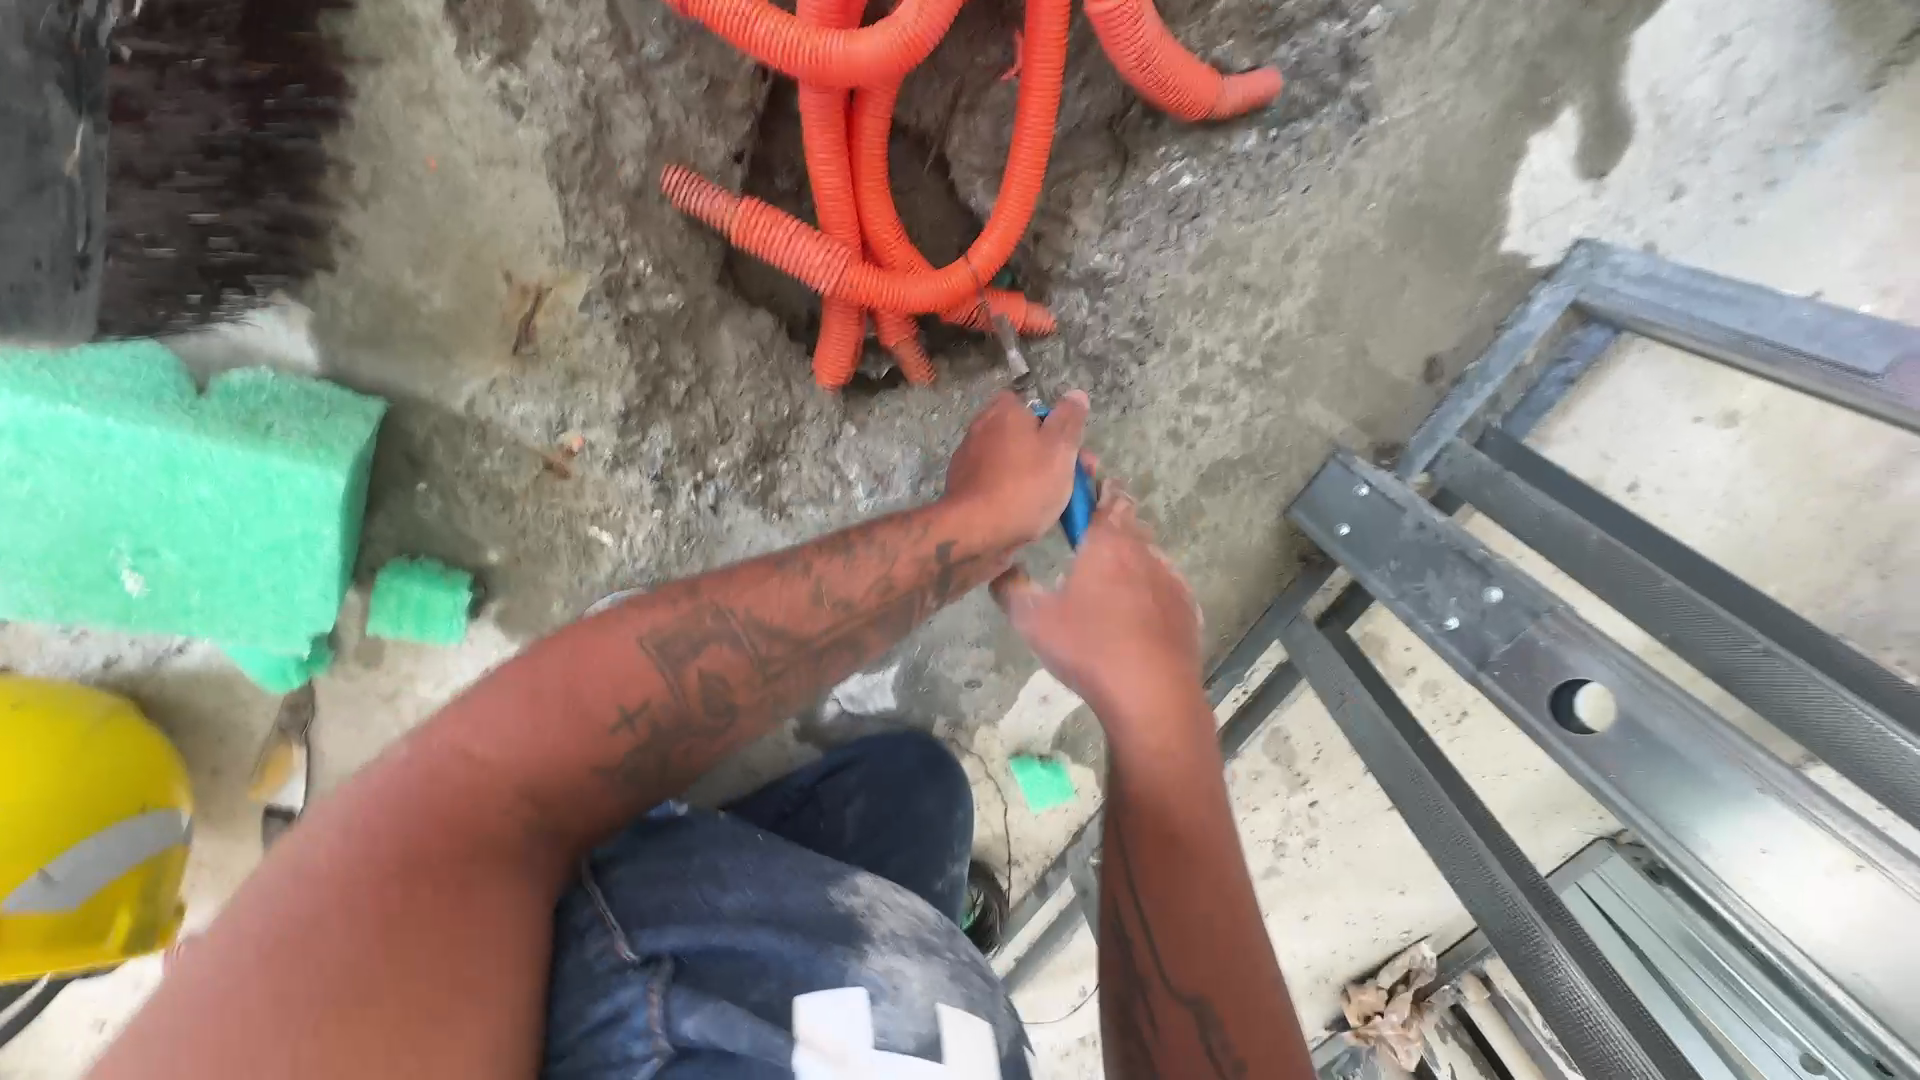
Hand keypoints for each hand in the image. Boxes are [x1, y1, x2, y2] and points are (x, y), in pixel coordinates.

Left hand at [942, 389, 1090, 547]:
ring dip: (1034, 477)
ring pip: (1013, 463)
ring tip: (1058, 503)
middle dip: (1052, 456)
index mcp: (1003, 413)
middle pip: (1024, 437)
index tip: (1071, 448)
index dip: (1054, 425)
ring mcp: (969, 461)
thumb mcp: (1059, 448)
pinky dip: (1013, 494)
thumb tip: (1075, 394)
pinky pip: (998, 485)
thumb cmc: (1025, 485)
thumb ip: (1069, 419)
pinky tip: (1028, 513)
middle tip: (1077, 479)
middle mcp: (982, 430)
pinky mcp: (965, 490)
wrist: (977, 531)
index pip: (1032, 406)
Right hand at [990, 473, 1204, 727]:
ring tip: (1109, 581)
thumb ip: (1009, 588)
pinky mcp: (1188, 609)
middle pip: (1131, 519)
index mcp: (1107, 542)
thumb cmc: (1088, 648)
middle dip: (1112, 517)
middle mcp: (1144, 551)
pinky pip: (1166, 586)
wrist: (1151, 693)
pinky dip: (1150, 588)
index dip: (1096, 484)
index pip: (1107, 495)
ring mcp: (1172, 579)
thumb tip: (1000, 570)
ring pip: (1149, 553)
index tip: (1086, 478)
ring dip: (1131, 556)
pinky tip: (1136, 612)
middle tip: (1089, 534)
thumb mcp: (1031, 620)